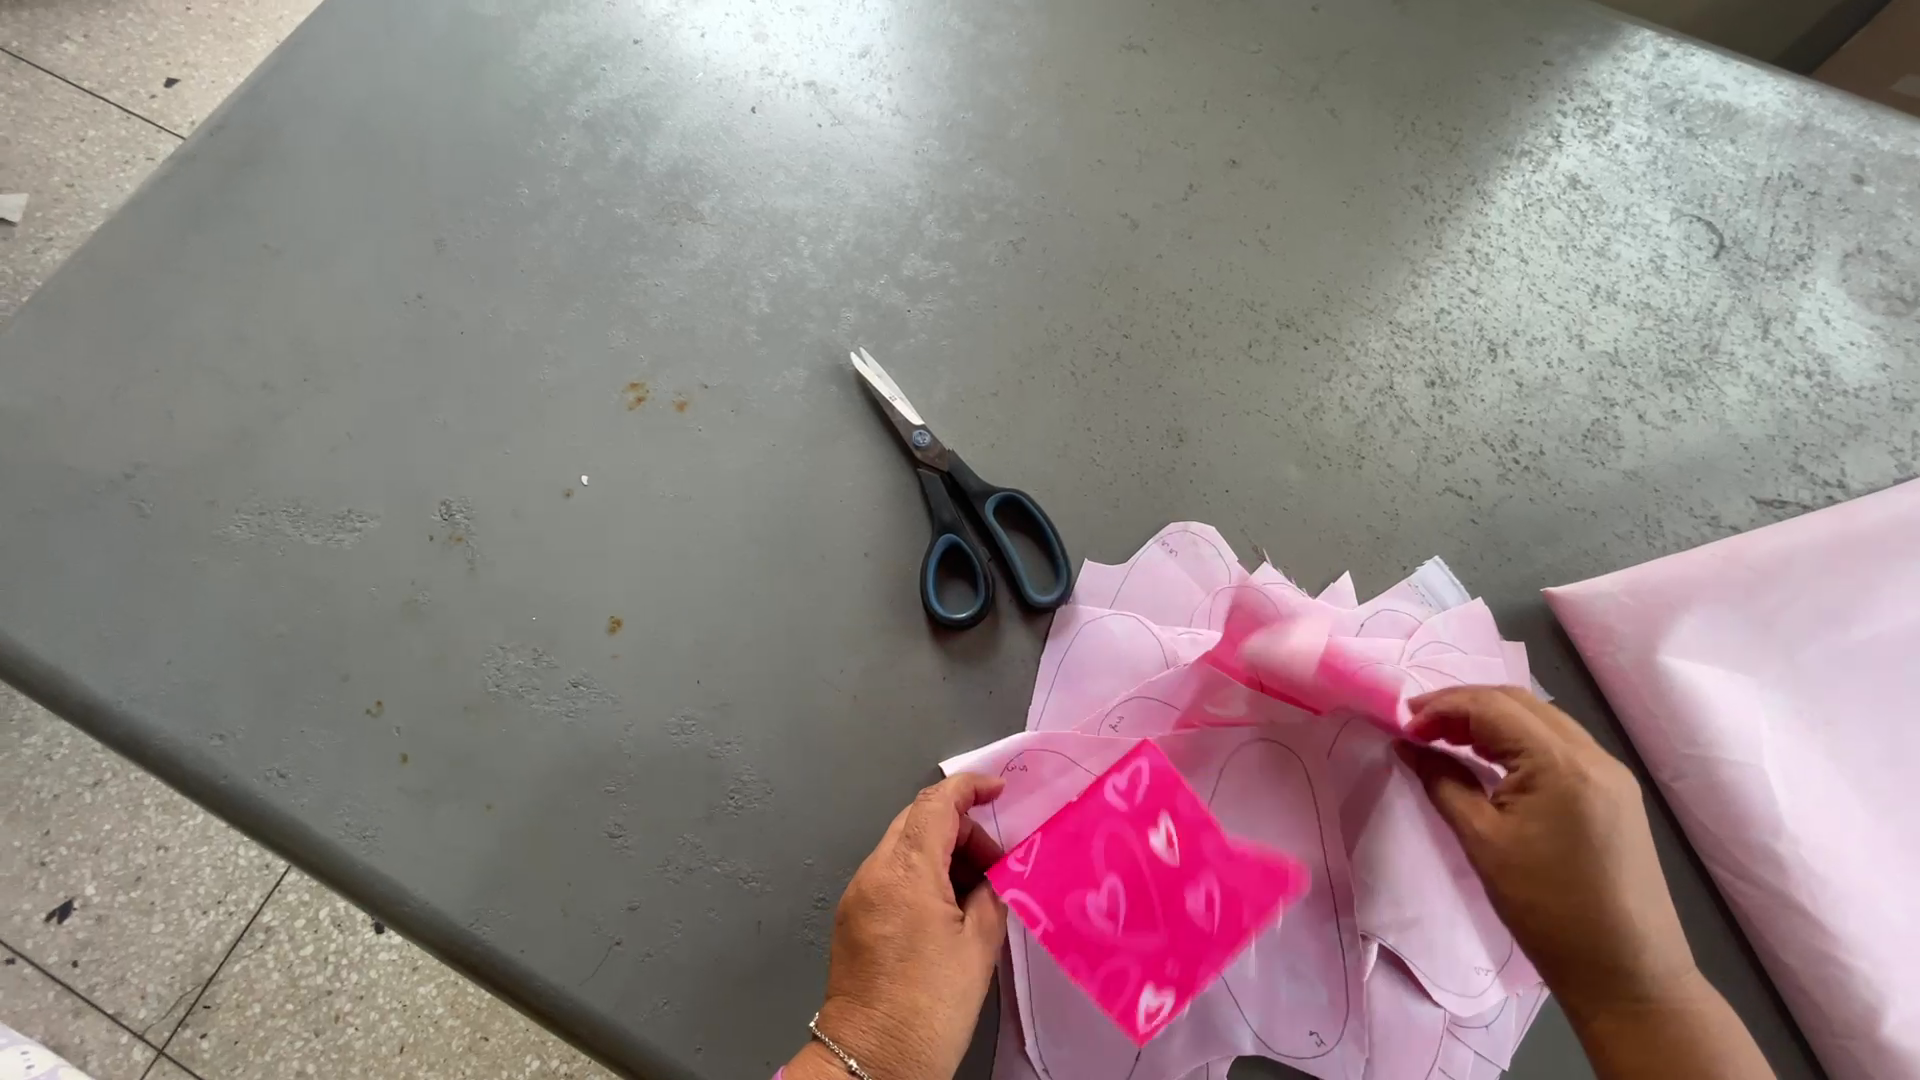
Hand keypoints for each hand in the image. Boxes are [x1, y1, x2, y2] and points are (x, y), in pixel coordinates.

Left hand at [786, 774, 1008, 1079]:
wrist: (869, 1063)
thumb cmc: (929, 1006)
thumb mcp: (978, 947)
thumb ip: (991, 894)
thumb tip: (992, 876)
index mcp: (906, 871)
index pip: (937, 802)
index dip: (970, 787)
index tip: (999, 790)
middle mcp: (875, 870)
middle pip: (920, 819)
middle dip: (962, 828)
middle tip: (994, 865)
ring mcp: (859, 891)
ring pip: (905, 845)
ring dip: (942, 852)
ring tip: (975, 894)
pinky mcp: (853, 914)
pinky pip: (892, 872)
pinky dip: (922, 874)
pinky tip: (946, 909)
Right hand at [1393, 686, 1701, 1021]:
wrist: (1626, 971)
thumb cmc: (1545, 905)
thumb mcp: (1481, 839)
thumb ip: (1441, 780)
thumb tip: (1407, 746)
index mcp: (1561, 764)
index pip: (1490, 706)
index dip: (1440, 708)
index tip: (1402, 727)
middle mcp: (1592, 756)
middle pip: (1517, 702)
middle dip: (1462, 705)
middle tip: (1418, 727)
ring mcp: (1609, 773)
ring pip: (1538, 719)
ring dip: (1488, 719)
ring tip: (1444, 740)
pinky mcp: (1613, 793)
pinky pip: (1555, 743)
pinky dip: (1514, 738)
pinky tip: (1486, 758)